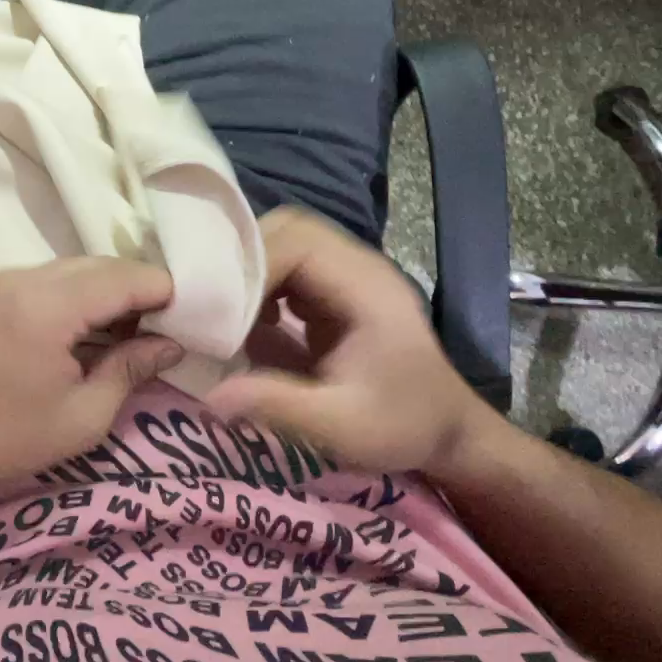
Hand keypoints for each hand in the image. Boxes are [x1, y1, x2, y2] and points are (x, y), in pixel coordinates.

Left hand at [0, 258, 183, 497]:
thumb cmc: (6, 437)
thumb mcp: (82, 417)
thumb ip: (130, 370)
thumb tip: (171, 343)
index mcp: (48, 306)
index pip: (126, 277)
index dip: (167, 293)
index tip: (196, 320)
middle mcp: (28, 277)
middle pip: (105, 264)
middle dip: (143, 290)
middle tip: (170, 330)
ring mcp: (9, 278)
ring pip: (82, 267)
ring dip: (114, 291)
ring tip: (138, 333)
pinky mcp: (0, 288)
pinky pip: (58, 278)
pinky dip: (86, 294)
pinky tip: (98, 330)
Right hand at [205, 208, 507, 475]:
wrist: (448, 434)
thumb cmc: (403, 427)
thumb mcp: (342, 427)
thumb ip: (278, 404)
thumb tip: (212, 394)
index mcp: (367, 289)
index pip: (298, 244)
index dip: (252, 270)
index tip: (222, 311)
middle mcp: (357, 268)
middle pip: (288, 228)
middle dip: (242, 260)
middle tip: (214, 304)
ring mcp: (346, 274)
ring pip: (282, 239)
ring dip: (247, 269)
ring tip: (227, 311)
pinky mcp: (332, 289)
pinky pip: (285, 262)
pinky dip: (258, 282)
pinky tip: (249, 320)